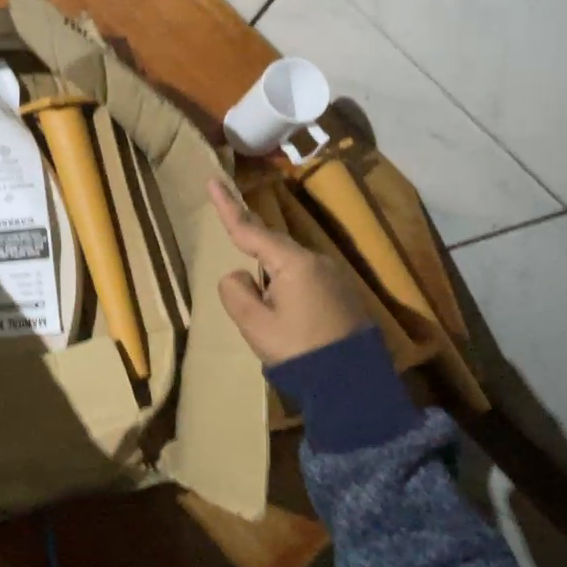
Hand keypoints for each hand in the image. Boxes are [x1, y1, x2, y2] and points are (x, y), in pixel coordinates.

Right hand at [208, 179, 369, 365]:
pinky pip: (304, 284)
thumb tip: (240, 276)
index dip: (228, 206)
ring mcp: (334, 278)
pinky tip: (293, 328)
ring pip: (287, 270)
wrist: (354, 386)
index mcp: (293, 263)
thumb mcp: (254, 324)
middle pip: (271, 250)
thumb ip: (235, 291)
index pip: (251, 229)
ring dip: (272, 287)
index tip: (213, 180)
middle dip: (253, 261)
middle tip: (248, 289)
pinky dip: (289, 296)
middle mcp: (317, 262)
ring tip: (276, 330)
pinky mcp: (343, 296)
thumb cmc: (299, 351)